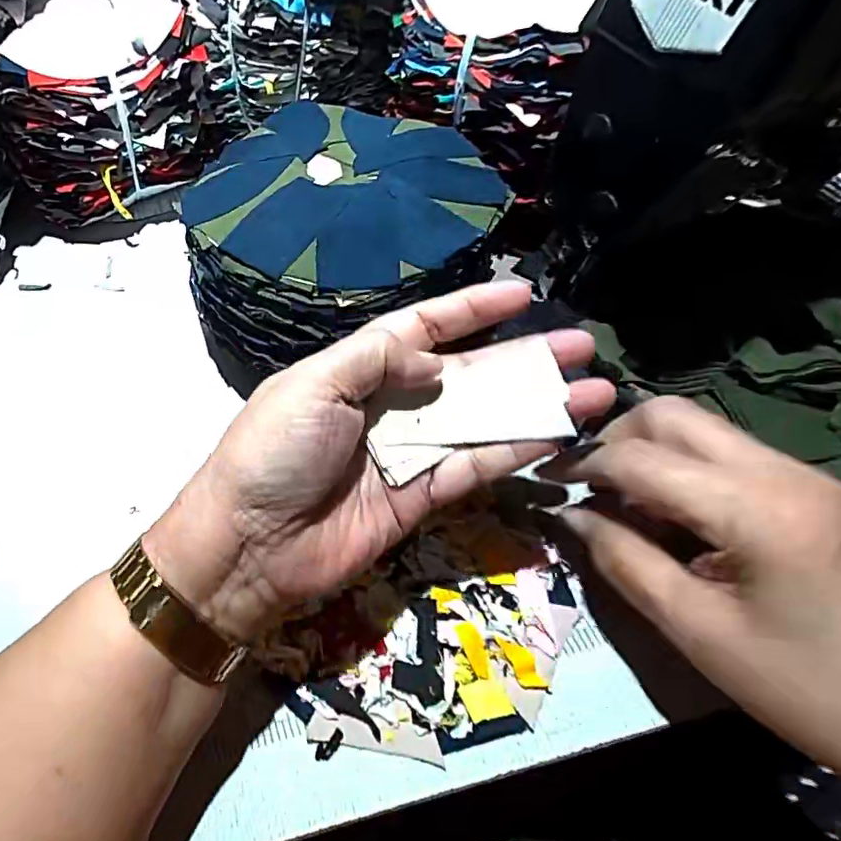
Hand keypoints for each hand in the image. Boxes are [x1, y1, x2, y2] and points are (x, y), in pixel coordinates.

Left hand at [144, 281, 614, 642]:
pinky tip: (557, 434)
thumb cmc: (273, 452)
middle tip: (581, 344)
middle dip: (524, 357)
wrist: (248, 547)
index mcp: (360, 368)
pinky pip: (476, 467)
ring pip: (484, 420)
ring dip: (535, 405)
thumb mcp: (313, 385)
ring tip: (593, 389)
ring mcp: (410, 452)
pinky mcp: (422, 497)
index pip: (426, 327)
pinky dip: (515, 451)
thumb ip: (377, 359)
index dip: (474, 309)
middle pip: (469, 373)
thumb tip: (437, 360)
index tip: (521, 293)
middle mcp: (392, 405)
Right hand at [540, 397, 840, 753]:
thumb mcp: (702, 635)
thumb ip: (625, 562)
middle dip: (617, 437)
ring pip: (706, 429)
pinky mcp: (822, 493)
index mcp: (754, 505)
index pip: (640, 456)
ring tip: (629, 507)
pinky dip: (691, 471)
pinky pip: (736, 457)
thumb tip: (571, 517)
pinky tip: (682, 521)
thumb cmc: (817, 694)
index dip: (584, 464)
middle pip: (674, 413)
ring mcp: (808, 475)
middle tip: (587, 485)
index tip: (548, 481)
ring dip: (654, 452)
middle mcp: (782, 468)